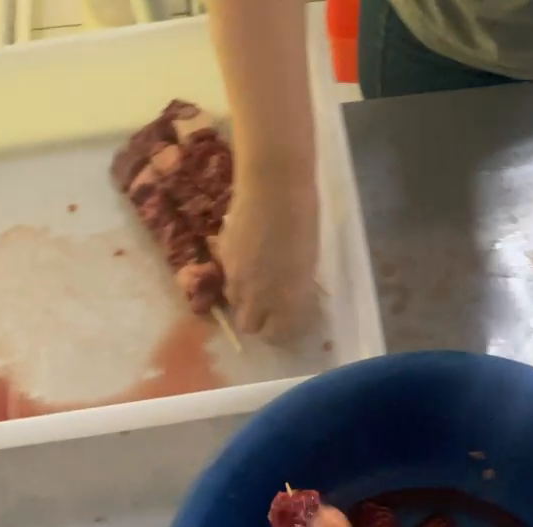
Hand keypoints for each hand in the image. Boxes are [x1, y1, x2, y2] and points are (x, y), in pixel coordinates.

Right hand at [220, 165, 318, 339]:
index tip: (285, 321)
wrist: (273, 184)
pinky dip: (235, 274)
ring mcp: (237, 277)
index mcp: (286, 300)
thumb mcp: (309, 262)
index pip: (275, 334)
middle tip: (267, 306)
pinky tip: (247, 255)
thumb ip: (296, 288)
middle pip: (248, 326)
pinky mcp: (223, 257)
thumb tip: (290, 298)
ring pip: (234, 302)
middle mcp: (258, 296)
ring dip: (244, 298)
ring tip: (256, 278)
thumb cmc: (304, 219)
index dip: (279, 331)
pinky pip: (227, 276)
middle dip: (257, 320)